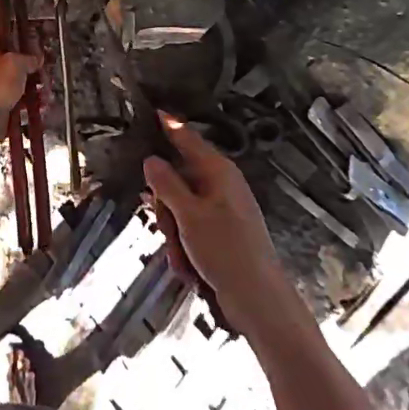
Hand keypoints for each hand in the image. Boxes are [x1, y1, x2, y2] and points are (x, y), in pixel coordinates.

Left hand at [0, 26, 40, 142]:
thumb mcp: (16, 64)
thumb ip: (29, 58)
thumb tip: (36, 59)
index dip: (13, 29)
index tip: (30, 34)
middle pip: (11, 55)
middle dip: (30, 61)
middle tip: (43, 66)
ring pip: (16, 76)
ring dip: (33, 82)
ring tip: (46, 90)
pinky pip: (16, 94)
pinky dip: (28, 98)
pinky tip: (41, 104)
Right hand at [143, 110, 286, 322]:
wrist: (257, 297)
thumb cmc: (225, 249)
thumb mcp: (188, 216)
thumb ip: (167, 185)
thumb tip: (151, 159)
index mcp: (218, 171)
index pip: (189, 140)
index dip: (171, 127)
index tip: (157, 112)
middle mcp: (221, 185)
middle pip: (179, 179)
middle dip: (166, 206)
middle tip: (168, 227)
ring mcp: (222, 209)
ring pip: (181, 208)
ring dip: (174, 231)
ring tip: (182, 255)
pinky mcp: (221, 232)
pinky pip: (191, 228)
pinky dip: (185, 245)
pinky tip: (188, 266)